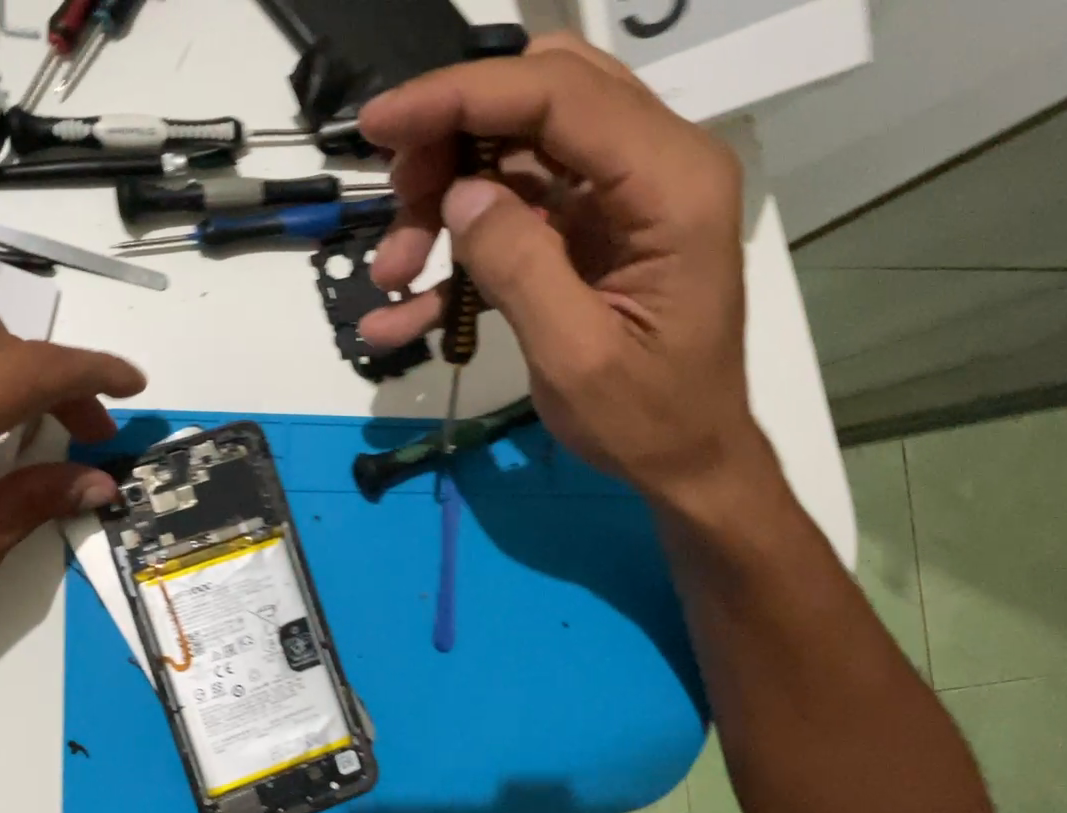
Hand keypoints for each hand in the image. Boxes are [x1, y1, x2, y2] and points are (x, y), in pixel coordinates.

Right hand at [358, 34, 776, 510]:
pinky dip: (456, 254)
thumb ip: (520, 265)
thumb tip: (458, 193)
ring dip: (443, 203)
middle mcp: (653, 168)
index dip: (460, 96)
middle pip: (538, 100)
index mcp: (671, 184)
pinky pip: (512, 214)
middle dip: (452, 138)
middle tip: (396, 197)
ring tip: (393, 274)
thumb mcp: (576, 355)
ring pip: (514, 152)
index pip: (559, 96)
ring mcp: (620, 198)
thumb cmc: (648, 420)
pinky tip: (402, 312)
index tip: (381, 125)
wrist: (685, 461)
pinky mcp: (590, 231)